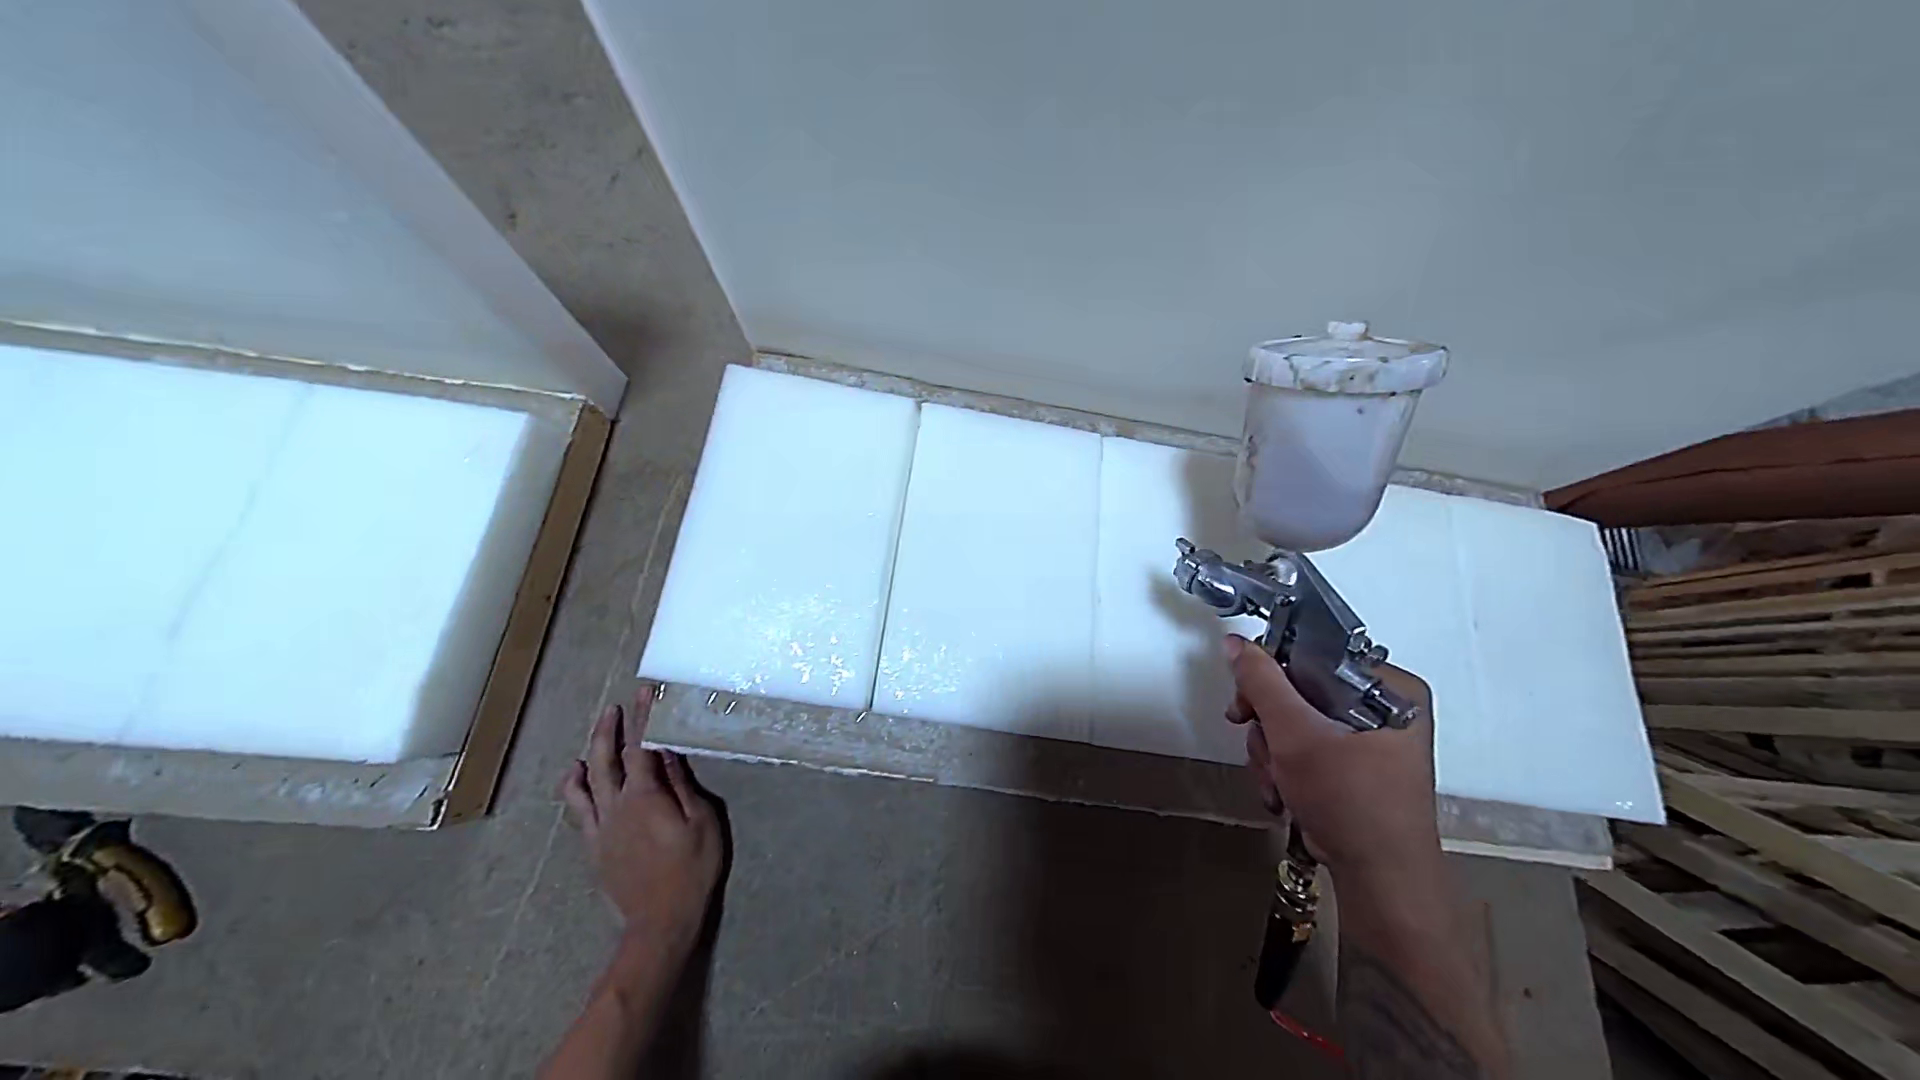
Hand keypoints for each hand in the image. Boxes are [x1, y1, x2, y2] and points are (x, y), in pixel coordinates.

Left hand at [559, 685, 723, 954]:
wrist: (660, 921)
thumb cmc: (691, 869)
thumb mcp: (702, 822)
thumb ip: (681, 785)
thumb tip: (668, 753)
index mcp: (645, 797)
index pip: (642, 748)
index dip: (644, 719)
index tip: (646, 694)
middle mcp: (616, 806)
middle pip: (607, 759)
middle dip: (611, 729)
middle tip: (616, 706)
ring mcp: (600, 827)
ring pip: (586, 782)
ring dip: (590, 753)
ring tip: (596, 735)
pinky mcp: (594, 845)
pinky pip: (578, 810)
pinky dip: (574, 788)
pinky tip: (576, 778)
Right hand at [1224, 634, 1442, 892]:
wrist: (1380, 882)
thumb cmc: (1350, 801)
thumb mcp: (1297, 734)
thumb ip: (1262, 683)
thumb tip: (1236, 643)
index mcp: (1392, 690)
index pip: (1315, 656)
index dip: (1272, 675)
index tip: (1245, 704)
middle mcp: (1384, 709)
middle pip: (1299, 692)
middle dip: (1270, 727)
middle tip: (1264, 748)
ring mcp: (1368, 742)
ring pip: (1294, 723)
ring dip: (1273, 753)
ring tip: (1278, 783)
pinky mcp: (1353, 769)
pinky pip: (1303, 748)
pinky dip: (1285, 769)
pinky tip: (1284, 793)